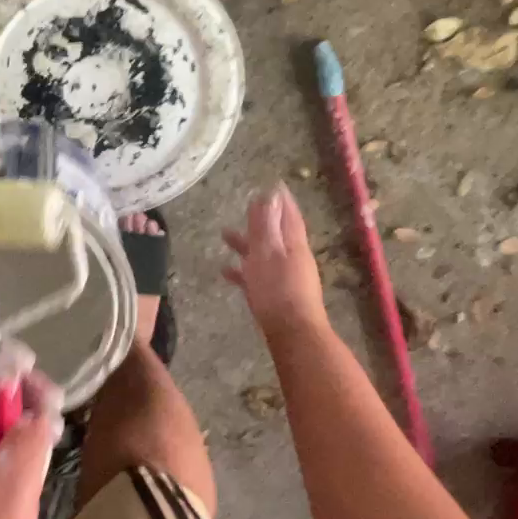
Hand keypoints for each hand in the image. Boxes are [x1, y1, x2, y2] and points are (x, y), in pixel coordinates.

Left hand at [0, 349, 61, 518]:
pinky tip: (29, 465)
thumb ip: (30, 436)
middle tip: (54, 411)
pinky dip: (7, 447)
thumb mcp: (14, 486)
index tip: (36, 367)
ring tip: (49, 437)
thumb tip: (38, 404)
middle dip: (18, 395)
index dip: (2, 361)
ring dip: (17, 424)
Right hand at [222, 184, 327, 337]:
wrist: (292, 333)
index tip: (275, 185)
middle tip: (246, 206)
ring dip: (246, 243)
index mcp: (292, 246)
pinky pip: (256, 275)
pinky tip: (225, 271)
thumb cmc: (278, 290)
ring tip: (224, 235)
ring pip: (263, 253)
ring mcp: (284, 278)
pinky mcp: (274, 296)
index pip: (288, 217)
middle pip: (275, 234)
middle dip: (260, 220)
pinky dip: (242, 269)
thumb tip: (269, 195)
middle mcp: (291, 259)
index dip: (281, 201)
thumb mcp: (267, 253)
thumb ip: (265, 226)